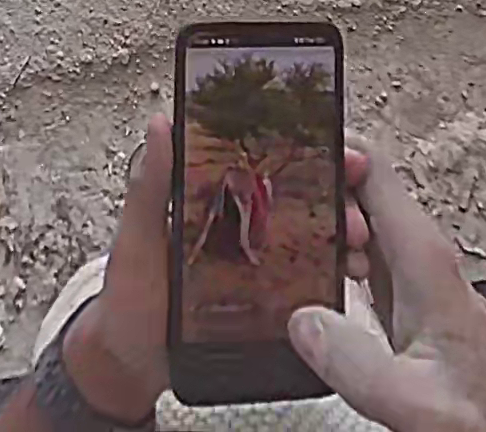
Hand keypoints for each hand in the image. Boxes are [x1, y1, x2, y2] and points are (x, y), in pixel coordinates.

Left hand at [61, 115, 375, 421]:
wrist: (132, 363)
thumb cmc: (128, 291)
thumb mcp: (137, 233)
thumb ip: (150, 183)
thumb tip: (160, 122)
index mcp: (208, 194)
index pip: (260, 159)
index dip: (300, 147)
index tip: (336, 144)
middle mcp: (237, 218)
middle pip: (295, 190)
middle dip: (334, 186)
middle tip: (355, 195)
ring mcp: (253, 257)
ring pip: (308, 231)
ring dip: (340, 226)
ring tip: (357, 238)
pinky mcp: (264, 296)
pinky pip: (306, 277)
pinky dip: (332, 270)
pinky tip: (350, 272)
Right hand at [287, 138, 485, 431]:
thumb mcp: (415, 402)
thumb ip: (355, 361)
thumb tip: (302, 319)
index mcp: (420, 254)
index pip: (372, 166)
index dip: (331, 151)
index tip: (295, 164)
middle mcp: (416, 252)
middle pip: (356, 183)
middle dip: (317, 190)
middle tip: (293, 223)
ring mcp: (408, 270)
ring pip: (354, 212)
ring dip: (320, 220)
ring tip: (299, 249)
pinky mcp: (400, 293)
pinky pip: (356, 244)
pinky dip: (329, 244)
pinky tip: (314, 270)